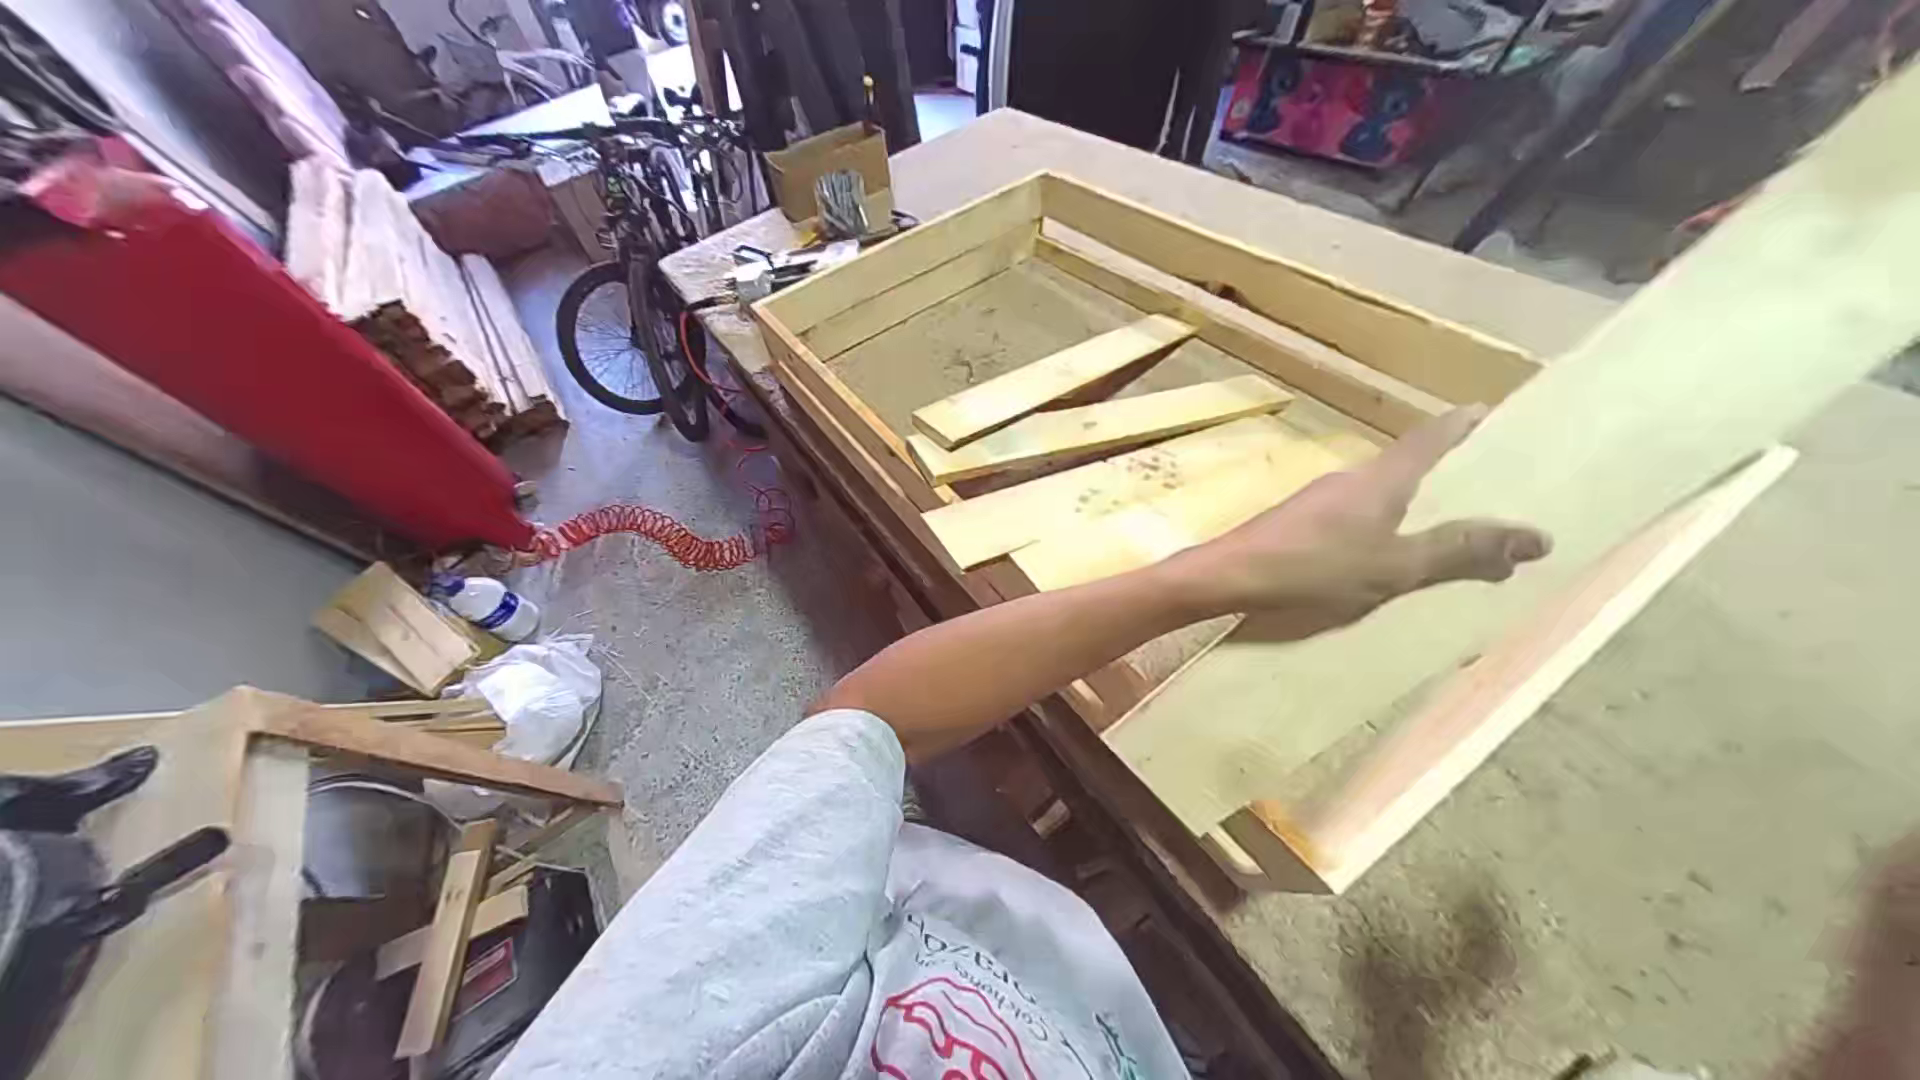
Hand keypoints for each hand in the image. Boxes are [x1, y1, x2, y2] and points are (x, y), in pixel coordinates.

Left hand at [1160, 406, 1550, 634]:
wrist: (1228, 575)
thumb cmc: (1312, 568)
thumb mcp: (1394, 567)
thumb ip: (1458, 552)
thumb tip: (1538, 536)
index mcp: (1380, 479)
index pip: (1432, 437)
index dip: (1465, 423)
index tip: (1495, 412)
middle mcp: (1350, 478)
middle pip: (1408, 464)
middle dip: (1448, 472)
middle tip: (1492, 485)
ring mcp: (1319, 498)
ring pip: (1380, 493)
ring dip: (1414, 503)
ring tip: (1448, 526)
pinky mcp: (1299, 521)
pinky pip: (1355, 514)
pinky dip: (1383, 524)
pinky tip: (1386, 551)